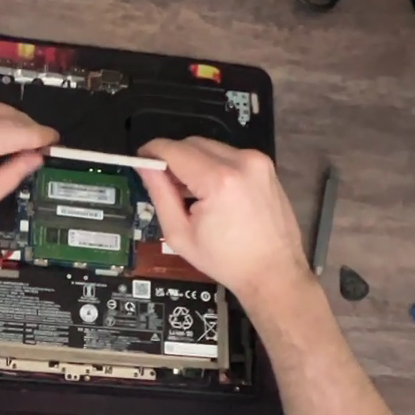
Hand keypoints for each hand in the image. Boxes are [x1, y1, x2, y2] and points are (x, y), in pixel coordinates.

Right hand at [136, 137, 311, 302]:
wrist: (273, 271)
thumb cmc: (226, 260)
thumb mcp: (180, 234)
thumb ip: (160, 195)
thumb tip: (144, 167)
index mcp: (219, 180)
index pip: (175, 150)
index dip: (153, 151)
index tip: (141, 158)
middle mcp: (242, 162)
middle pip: (193, 143)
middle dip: (173, 157)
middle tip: (162, 182)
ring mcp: (258, 162)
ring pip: (211, 147)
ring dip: (193, 162)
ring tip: (188, 193)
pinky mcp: (266, 167)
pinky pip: (229, 156)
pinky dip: (213, 167)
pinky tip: (210, 193)